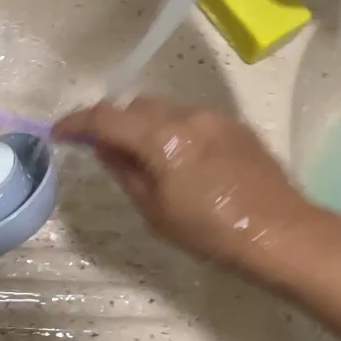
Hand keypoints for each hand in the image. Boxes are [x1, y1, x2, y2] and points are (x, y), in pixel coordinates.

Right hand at [54, 96, 325, 279]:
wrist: (281, 234)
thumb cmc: (212, 233)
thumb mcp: (156, 212)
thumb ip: (125, 172)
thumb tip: (102, 148)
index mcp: (161, 139)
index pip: (106, 118)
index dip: (76, 122)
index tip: (59, 133)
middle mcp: (186, 117)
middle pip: (136, 106)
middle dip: (114, 122)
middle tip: (104, 150)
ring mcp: (214, 118)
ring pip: (165, 109)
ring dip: (146, 125)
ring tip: (146, 158)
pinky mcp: (236, 126)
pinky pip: (192, 119)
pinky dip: (175, 131)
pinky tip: (182, 161)